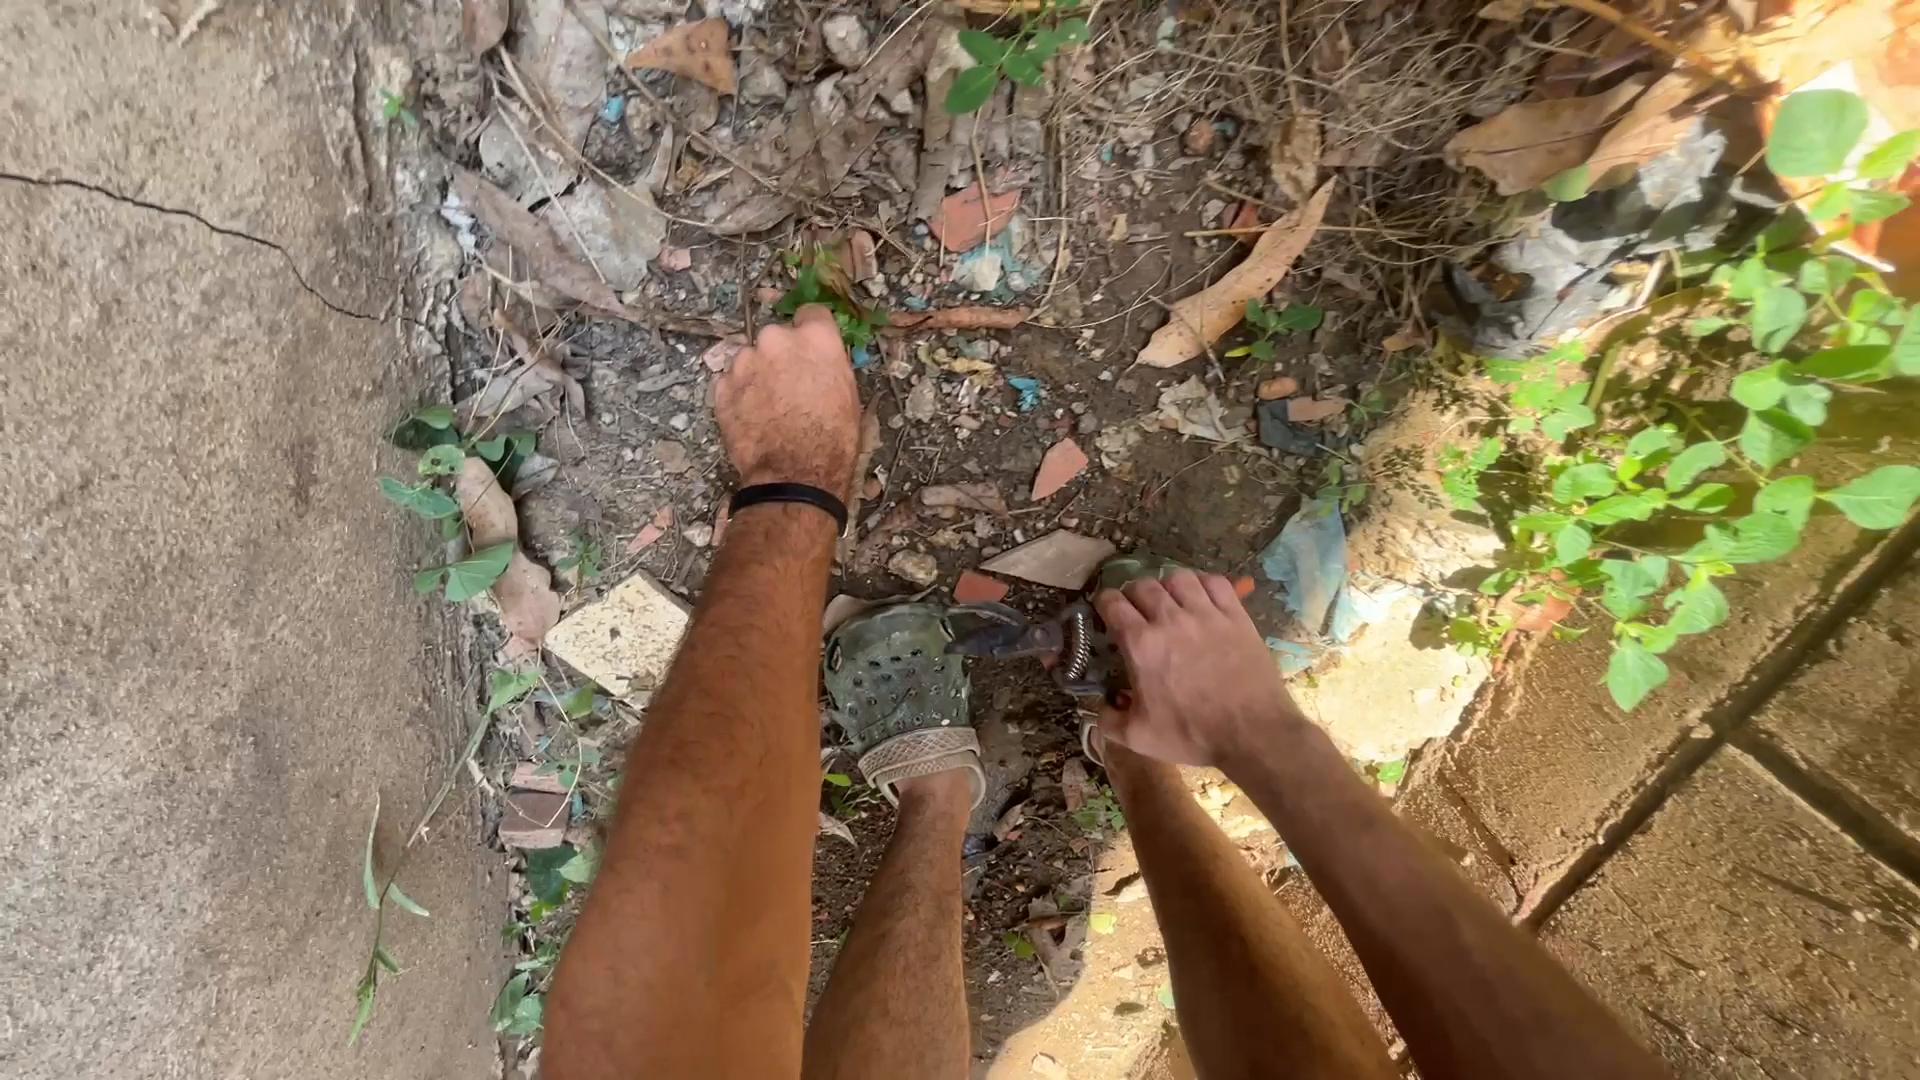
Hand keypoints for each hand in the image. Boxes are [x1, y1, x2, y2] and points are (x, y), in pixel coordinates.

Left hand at [714, 304, 860, 500]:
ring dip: (757, 375)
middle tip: (789, 387)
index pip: (812, 314)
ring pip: (750, 359)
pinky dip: (738, 395)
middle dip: (781, 356)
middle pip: (777, 337)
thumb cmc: (834, 441)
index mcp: (815, 338)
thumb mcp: (849, 397)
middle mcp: (776, 339)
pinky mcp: (721, 386)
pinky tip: (751, 418)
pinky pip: (731, 383)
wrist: (795, 475)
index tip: (811, 349)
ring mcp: (744, 361)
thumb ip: (830, 368)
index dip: (812, 332)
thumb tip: (821, 366)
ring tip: (768, 408)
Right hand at [1094, 570, 1304, 768]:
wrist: (1253, 735)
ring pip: (1178, 578)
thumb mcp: (1138, 737)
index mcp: (1141, 644)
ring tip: (1169, 601)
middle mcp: (1170, 619)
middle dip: (1133, 594)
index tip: (1107, 613)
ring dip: (1166, 586)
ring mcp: (1206, 614)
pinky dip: (1202, 583)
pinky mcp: (1236, 616)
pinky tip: (1200, 597)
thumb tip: (1101, 706)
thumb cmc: (1193, 735)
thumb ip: (1109, 719)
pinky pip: (1215, 582)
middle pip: (1142, 585)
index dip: (1105, 604)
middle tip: (1137, 611)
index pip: (1112, 603)